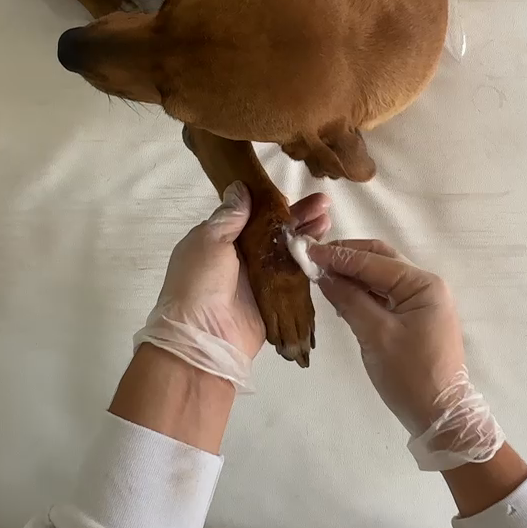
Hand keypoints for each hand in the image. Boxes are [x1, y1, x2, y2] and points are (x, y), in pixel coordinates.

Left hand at [133, 183, 330, 389]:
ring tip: (327, 219)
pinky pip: (295, 277)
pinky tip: (325, 248)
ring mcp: (260, 279)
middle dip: (298, 217)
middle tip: (323, 203)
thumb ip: (229, 217)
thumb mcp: (208, 241)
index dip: (272, 205)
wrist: (203, 338)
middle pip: (275, 232)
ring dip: (308, 236)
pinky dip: (310, 262)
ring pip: (288, 252)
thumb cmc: (199, 283)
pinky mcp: (276, 299)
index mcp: (220, 241)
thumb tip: (240, 188)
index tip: (292, 194)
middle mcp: (241, 258)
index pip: (252, 216)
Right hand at [308, 240, 502, 469]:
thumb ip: (349, 299)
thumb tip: (322, 274)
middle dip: (346, 257)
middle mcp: (425, 285)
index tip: (307, 250)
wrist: (440, 417)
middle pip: (379, 260)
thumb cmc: (410, 375)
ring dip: (352, 274)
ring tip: (320, 274)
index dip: (338, 255)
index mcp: (423, 285)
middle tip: (313, 258)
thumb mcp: (375, 335)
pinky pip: (383, 294)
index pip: (373, 260)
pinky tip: (339, 293)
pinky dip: (361, 291)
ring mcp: (421, 301)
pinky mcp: (413, 317)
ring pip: (380, 276)